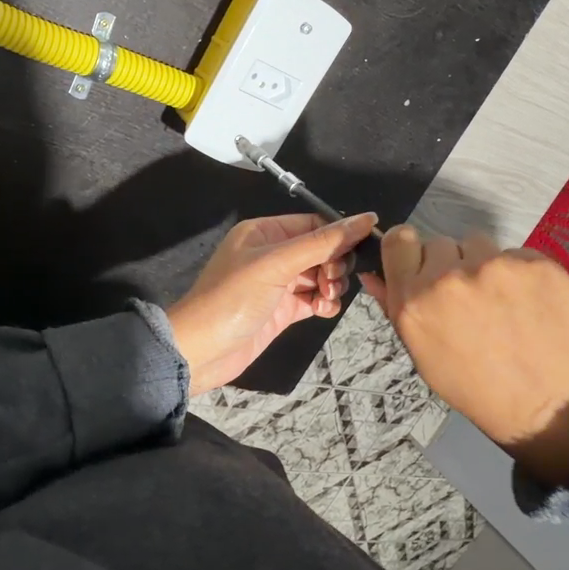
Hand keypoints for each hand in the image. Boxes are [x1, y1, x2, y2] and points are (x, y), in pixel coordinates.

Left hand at [168, 213, 378, 395]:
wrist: (201, 350)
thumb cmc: (232, 299)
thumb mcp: (276, 264)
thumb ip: (322, 242)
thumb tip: (367, 219)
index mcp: (263, 232)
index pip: (312, 224)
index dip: (338, 234)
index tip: (362, 249)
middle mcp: (270, 254)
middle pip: (320, 249)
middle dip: (335, 263)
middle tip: (332, 280)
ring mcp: (276, 284)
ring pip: (320, 275)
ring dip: (332, 284)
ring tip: (327, 297)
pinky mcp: (281, 311)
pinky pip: (314, 299)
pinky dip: (325, 303)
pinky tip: (324, 310)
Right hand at [359, 226, 568, 487]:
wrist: (553, 407)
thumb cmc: (477, 388)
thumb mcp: (422, 354)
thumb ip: (395, 307)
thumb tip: (372, 274)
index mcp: (413, 301)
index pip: (399, 240)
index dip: (409, 250)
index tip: (422, 265)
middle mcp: (448, 277)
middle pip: (440, 243)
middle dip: (449, 265)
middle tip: (469, 299)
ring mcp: (495, 266)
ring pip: (480, 245)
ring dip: (484, 265)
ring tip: (502, 302)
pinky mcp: (537, 264)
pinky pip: (518, 254)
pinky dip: (520, 273)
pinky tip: (531, 304)